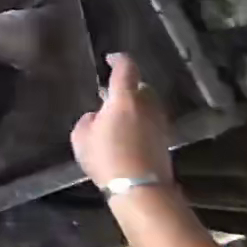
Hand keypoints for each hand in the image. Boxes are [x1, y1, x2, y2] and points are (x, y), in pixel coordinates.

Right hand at [71, 53, 175, 190]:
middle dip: (129, 85)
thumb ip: (88, 120)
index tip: (111, 58)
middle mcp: (147, 107)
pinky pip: (152, 120)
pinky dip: (141, 118)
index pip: (126, 71)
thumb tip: (97, 116)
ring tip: (119, 111)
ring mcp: (159, 123)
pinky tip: (127, 129)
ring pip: (150, 104)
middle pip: (142, 87)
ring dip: (136, 102)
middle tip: (112, 91)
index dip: (119, 60)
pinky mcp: (165, 140)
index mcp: (124, 100)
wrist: (139, 188)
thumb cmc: (106, 157)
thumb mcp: (81, 137)